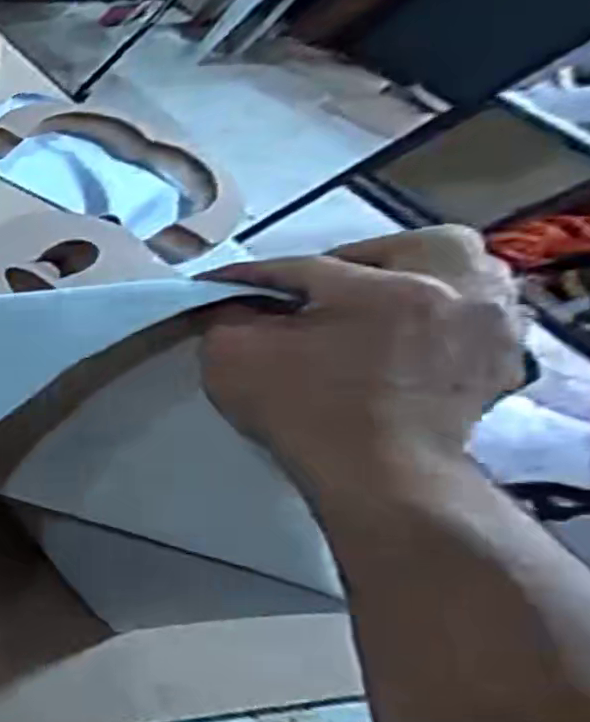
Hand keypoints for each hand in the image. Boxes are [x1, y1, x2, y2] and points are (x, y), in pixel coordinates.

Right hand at [199, 227, 524, 485]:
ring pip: (463, 273)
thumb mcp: (232, 356)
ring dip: (415, 279)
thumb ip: (227, 317)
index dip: (255, 273)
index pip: (303, 266)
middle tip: (318, 288)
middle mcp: (454, 292)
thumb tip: (233, 301)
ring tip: (370, 303)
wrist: (374, 474)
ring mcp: (489, 326)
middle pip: (416, 246)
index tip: (221, 282)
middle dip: (360, 259)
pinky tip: (404, 333)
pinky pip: (474, 315)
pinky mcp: (499, 358)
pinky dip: (439, 313)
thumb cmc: (300, 409)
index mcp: (386, 288)